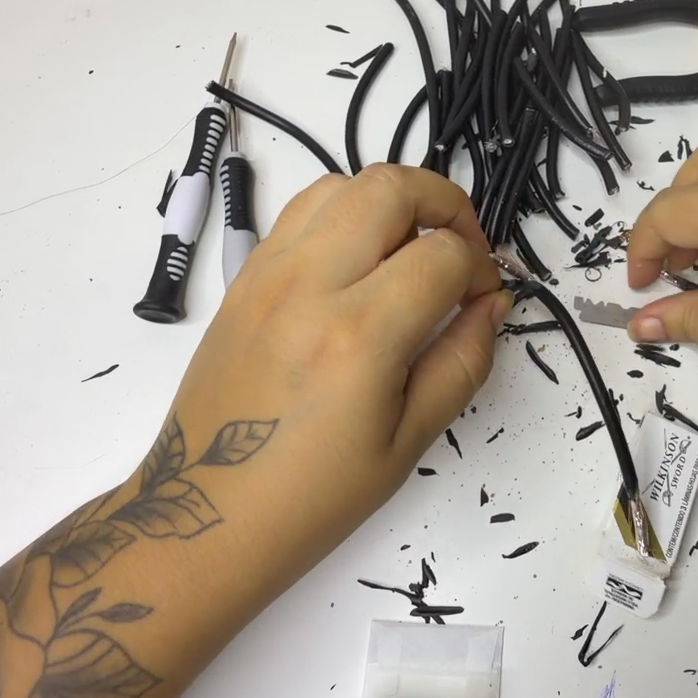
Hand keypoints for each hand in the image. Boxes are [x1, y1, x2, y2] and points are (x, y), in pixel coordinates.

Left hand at [165, 164, 508, 589]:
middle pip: (391, 187)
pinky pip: (303, 210)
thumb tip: (493, 303)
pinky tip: (362, 260)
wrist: (204, 513)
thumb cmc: (315, 494)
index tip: (484, 299)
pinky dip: (347, 212)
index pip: (442, 255)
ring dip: (393, 201)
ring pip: (343, 183)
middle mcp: (309, 285)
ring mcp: (268, 272)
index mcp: (358, 334)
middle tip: (461, 250)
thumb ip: (463, 360)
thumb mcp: (410, 440)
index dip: (481, 270)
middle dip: (446, 203)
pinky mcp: (244, 277)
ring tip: (411, 248)